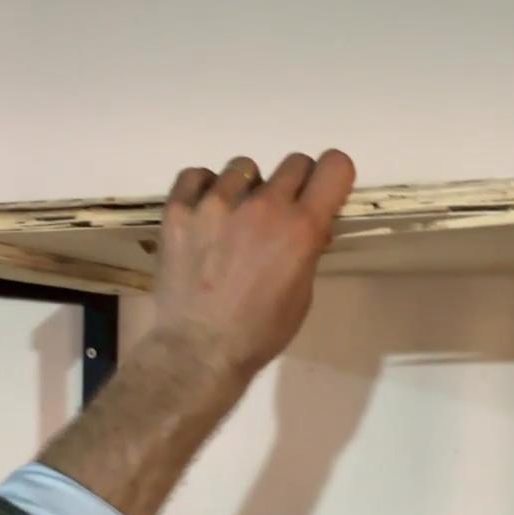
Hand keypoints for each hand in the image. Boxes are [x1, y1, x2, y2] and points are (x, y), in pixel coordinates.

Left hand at [148, 150, 356, 381]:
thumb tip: (311, 229)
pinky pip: (196, 175)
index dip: (333, 177)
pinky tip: (205, 214)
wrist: (199, 351)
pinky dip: (204, 189)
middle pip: (294, 162)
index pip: (334, 167)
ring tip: (234, 221)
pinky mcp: (178, 211)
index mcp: (300, 228)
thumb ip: (308, 252)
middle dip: (295, 186)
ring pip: (243, 168)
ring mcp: (216, 204)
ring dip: (247, 189)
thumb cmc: (259, 333)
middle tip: (280, 216)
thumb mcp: (302, 296)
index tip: (324, 194)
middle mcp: (262, 206)